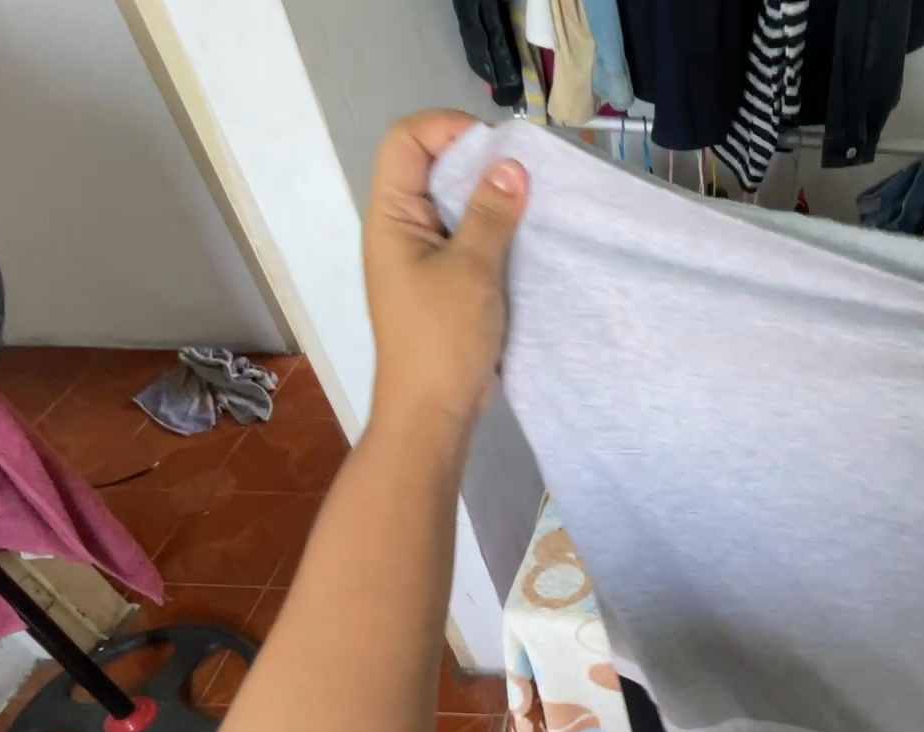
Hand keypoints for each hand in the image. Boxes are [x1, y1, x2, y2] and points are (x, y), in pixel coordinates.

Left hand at [363, 110, 527, 427]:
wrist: (432, 411)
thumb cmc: (443, 339)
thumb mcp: (472, 270)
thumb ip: (491, 215)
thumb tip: (511, 166)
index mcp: (391, 216)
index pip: (407, 142)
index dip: (448, 129)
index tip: (500, 148)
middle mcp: (401, 231)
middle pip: (432, 171)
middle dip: (479, 165)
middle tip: (526, 178)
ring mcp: (422, 261)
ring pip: (454, 211)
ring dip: (491, 204)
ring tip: (531, 209)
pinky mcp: (444, 287)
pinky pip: (467, 245)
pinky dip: (494, 237)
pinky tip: (525, 245)